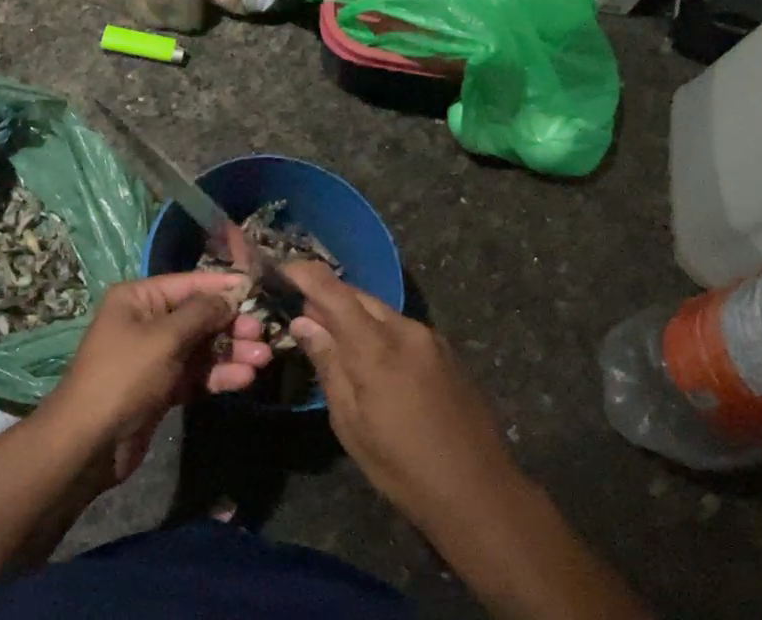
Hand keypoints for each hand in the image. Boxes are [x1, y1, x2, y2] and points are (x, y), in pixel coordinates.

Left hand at [41, 272, 272, 481]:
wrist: (90, 441)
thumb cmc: (124, 377)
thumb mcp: (164, 338)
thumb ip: (201, 313)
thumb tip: (230, 296)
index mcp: (138, 298)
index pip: (189, 283)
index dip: (224, 287)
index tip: (261, 289)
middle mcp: (146, 321)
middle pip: (199, 316)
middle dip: (232, 324)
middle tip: (263, 335)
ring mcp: (154, 356)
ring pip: (202, 347)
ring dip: (232, 352)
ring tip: (263, 360)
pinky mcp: (162, 387)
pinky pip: (197, 374)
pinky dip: (219, 375)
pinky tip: (244, 379)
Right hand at [283, 261, 516, 527]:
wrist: (482, 494)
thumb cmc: (403, 467)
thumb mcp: (350, 423)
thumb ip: (328, 365)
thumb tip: (303, 322)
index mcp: (378, 347)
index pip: (333, 292)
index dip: (304, 274)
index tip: (279, 268)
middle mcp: (407, 331)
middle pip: (358, 297)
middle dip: (326, 298)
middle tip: (299, 314)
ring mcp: (432, 341)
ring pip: (381, 312)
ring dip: (353, 317)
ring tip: (331, 338)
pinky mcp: (447, 354)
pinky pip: (401, 329)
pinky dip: (378, 332)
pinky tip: (371, 360)